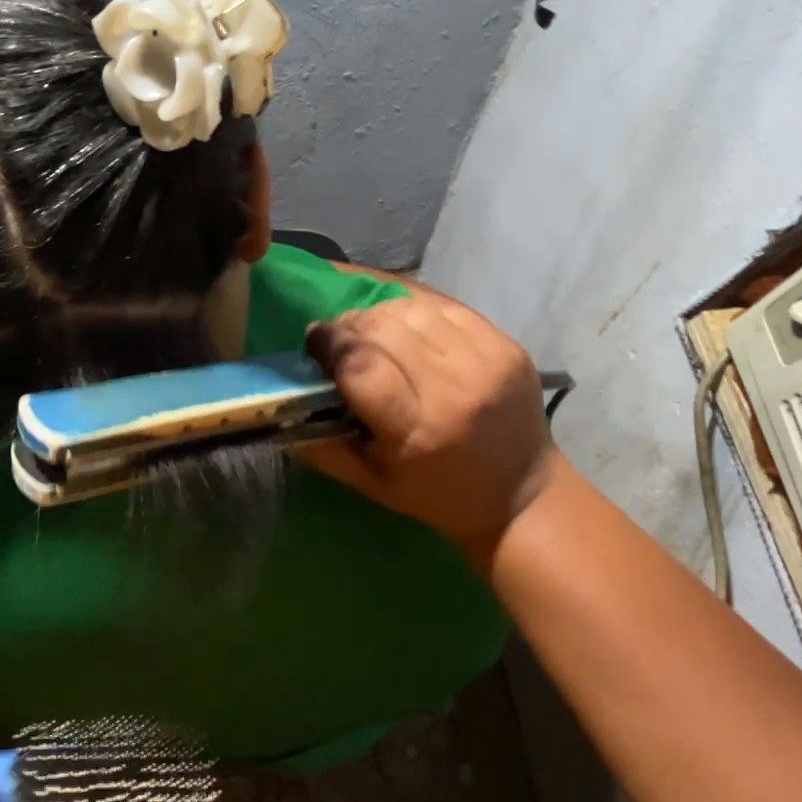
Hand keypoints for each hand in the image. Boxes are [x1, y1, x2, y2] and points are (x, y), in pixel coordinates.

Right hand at [303, 289, 559, 566]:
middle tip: (337, 338)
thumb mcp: (370, 483)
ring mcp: (486, 361)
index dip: (330, 345)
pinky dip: (415, 311)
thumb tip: (282, 404)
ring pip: (412, 309)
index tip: (313, 343)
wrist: (520, 492)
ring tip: (369, 332)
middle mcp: (454, 389)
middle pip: (384, 328)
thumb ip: (322, 445)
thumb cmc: (434, 494)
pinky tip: (404, 327)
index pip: (362, 367)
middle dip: (349, 326)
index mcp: (417, 432)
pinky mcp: (506, 344)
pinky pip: (445, 306)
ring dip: (379, 314)